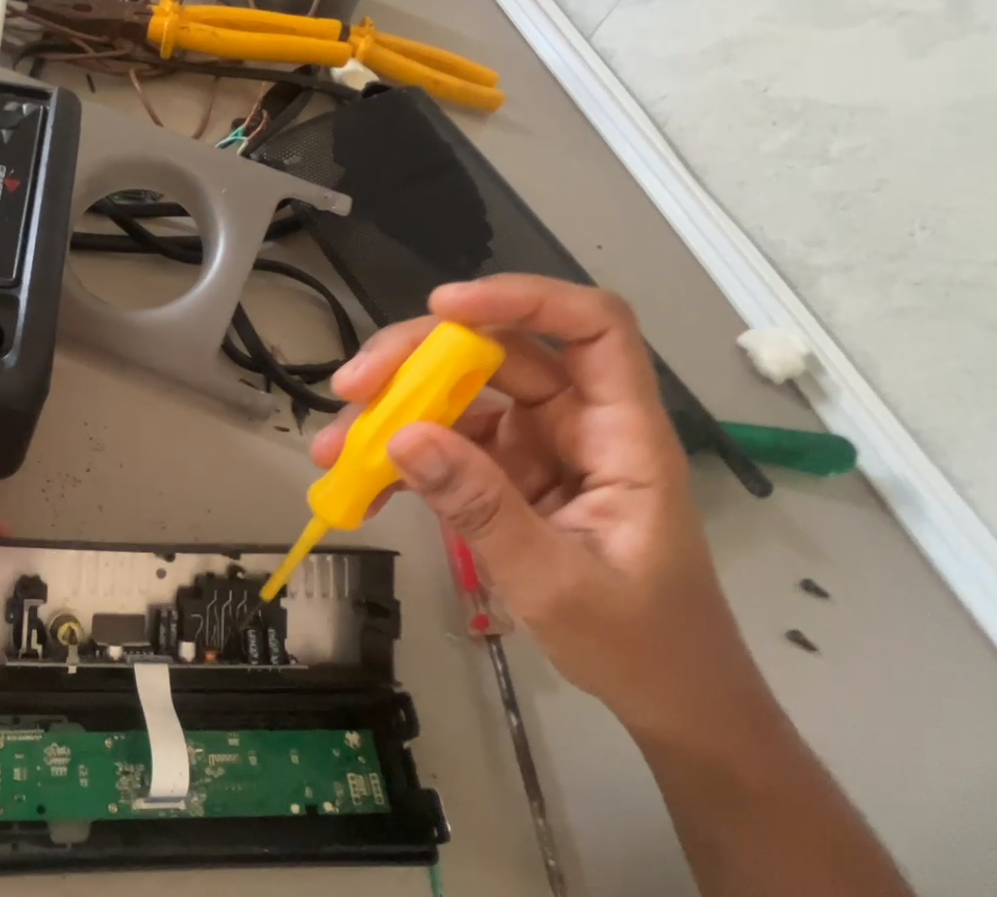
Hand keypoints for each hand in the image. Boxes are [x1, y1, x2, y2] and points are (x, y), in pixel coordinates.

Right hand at [312, 275, 768, 740]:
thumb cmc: (640, 643)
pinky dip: (397, 460)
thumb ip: (482, 508)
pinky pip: (443, 447)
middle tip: (349, 387)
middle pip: (499, 354)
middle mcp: (577, 424)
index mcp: (621, 434)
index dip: (522, 299)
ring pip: (458, 397)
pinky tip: (357, 486)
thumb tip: (402, 437)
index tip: (441, 306)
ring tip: (331, 448)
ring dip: (390, 413)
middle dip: (417, 359)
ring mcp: (537, 448)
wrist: (666, 696)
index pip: (591, 328)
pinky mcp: (505, 476)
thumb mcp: (555, 581)